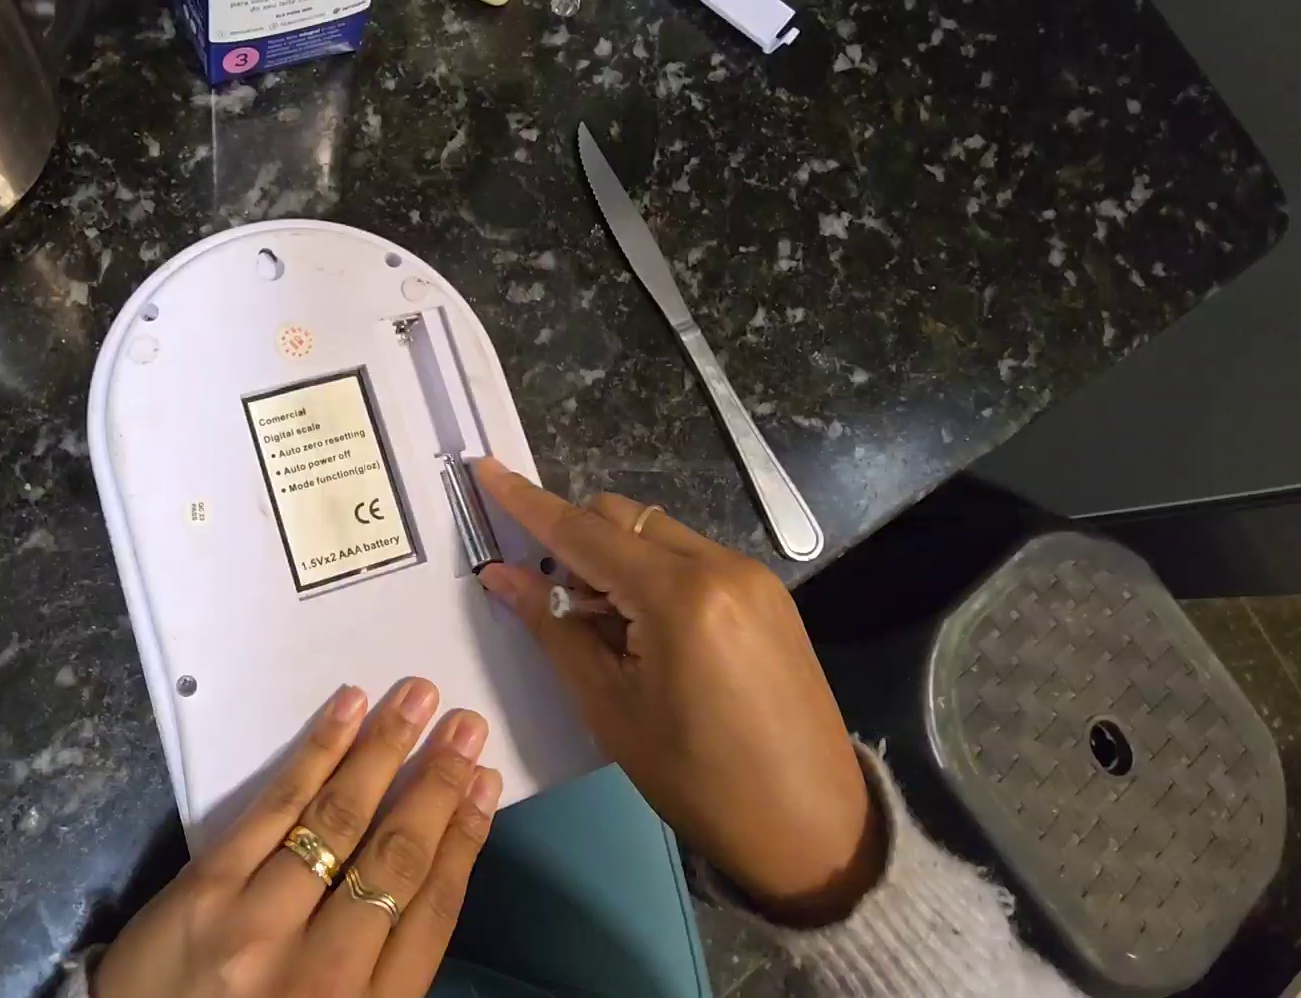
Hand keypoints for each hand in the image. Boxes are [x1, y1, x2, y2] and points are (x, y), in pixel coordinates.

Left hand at [96, 679, 502, 997]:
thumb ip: (381, 964)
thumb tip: (431, 863)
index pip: (432, 911)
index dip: (464, 838)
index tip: (486, 781)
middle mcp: (324, 973)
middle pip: (396, 856)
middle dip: (437, 783)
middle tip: (467, 725)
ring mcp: (260, 923)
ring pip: (341, 817)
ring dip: (386, 749)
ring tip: (418, 699)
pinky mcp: (207, 886)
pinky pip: (277, 805)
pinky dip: (320, 751)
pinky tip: (349, 711)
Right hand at [473, 459, 882, 925]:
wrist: (813, 832)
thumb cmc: (695, 778)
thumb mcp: (608, 705)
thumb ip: (551, 627)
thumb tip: (500, 574)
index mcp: (678, 596)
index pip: (582, 532)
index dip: (527, 502)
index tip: (487, 468)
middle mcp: (720, 566)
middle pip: (620, 517)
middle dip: (572, 539)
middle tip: (554, 600)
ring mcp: (751, 576)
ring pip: (653, 532)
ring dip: (610, 556)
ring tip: (603, 624)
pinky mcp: (767, 593)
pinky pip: (687, 555)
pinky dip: (648, 571)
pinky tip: (645, 627)